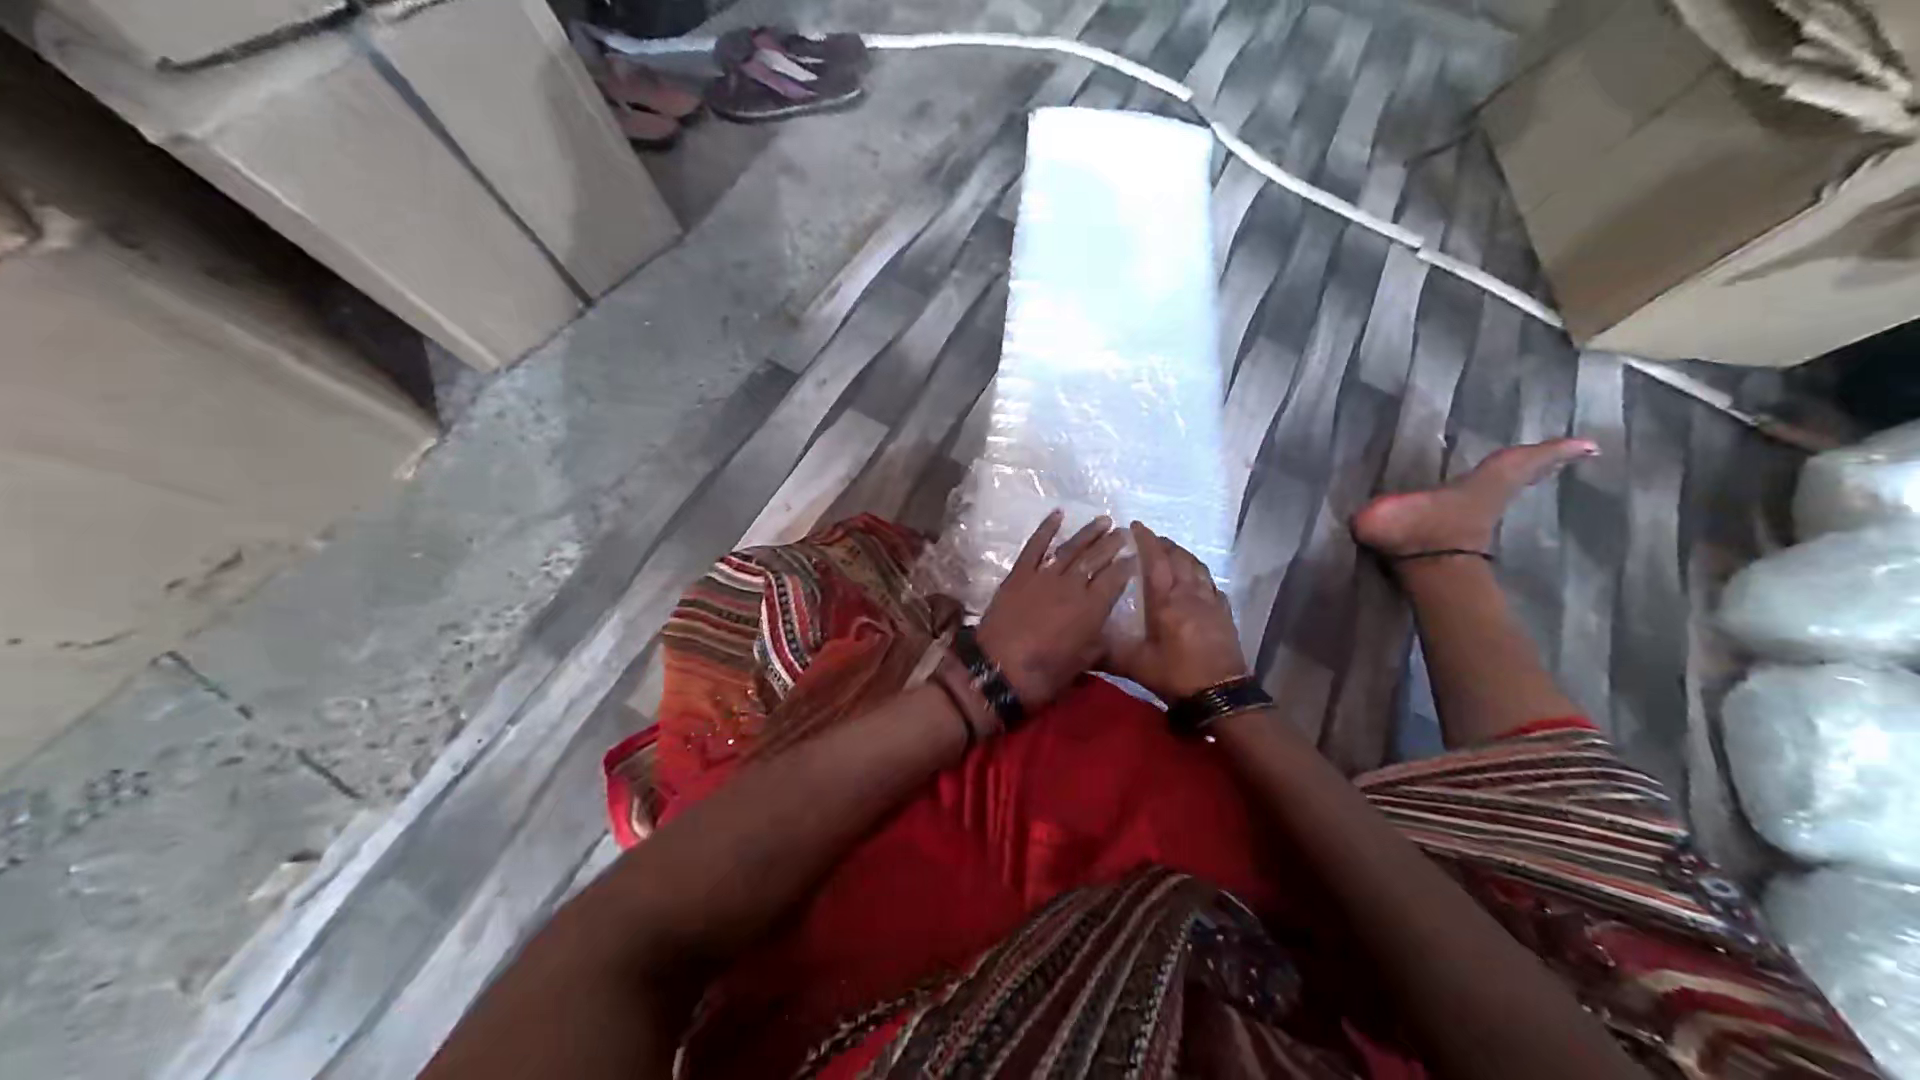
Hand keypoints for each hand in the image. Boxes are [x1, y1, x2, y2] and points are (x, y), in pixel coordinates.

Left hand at [975, 511, 1133, 707]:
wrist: (997, 670)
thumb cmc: (1043, 675)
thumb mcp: (1081, 665)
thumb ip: (1097, 644)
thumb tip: (1107, 633)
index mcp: (1091, 608)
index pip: (1115, 579)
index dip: (1127, 566)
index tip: (1137, 555)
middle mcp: (1071, 586)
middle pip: (1096, 558)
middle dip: (1112, 544)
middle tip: (1123, 532)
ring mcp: (1043, 576)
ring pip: (1071, 548)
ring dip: (1088, 533)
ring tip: (1103, 520)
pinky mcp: (1019, 574)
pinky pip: (1035, 546)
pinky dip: (1046, 528)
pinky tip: (1057, 514)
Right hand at [1109, 522, 1248, 701]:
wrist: (1221, 695)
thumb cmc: (1176, 675)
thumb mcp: (1136, 665)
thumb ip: (1108, 653)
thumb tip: (1079, 650)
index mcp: (1167, 601)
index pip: (1156, 561)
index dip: (1146, 540)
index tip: (1136, 526)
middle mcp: (1190, 594)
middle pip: (1179, 558)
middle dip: (1164, 545)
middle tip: (1151, 540)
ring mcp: (1211, 603)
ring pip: (1198, 568)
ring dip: (1184, 556)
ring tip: (1172, 553)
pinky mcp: (1224, 614)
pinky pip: (1213, 586)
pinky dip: (1201, 576)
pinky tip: (1197, 582)